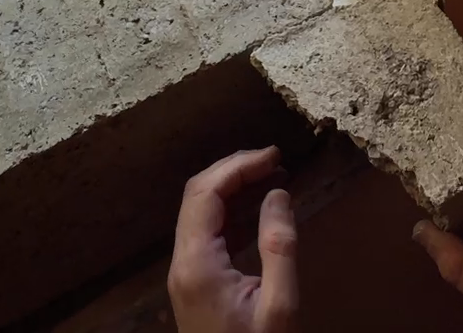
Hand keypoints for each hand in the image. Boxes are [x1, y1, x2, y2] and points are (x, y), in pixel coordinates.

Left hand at [169, 147, 297, 332]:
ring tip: (274, 175)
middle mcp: (183, 261)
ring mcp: (186, 272)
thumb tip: (277, 192)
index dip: (239, 165)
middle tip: (275, 160)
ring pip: (201, 210)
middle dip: (235, 169)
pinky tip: (263, 207)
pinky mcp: (196, 281)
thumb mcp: (279, 307)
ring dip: (235, 186)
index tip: (275, 155)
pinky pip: (210, 230)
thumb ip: (279, 245)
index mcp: (197, 264)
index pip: (206, 193)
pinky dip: (234, 209)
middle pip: (198, 194)